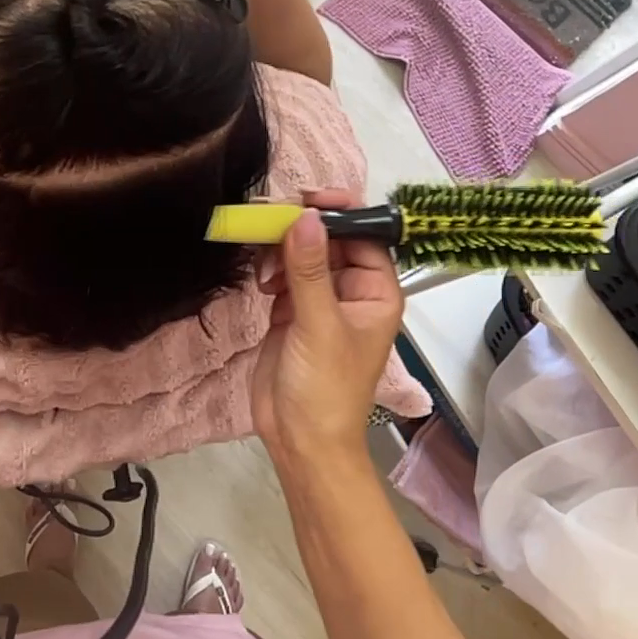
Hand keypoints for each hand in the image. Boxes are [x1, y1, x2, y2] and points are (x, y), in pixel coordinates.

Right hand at [251, 189, 404, 467]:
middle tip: (269, 221)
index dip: (340, 214)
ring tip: (264, 270)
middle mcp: (350, 291)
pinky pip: (281, 273)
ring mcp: (319, 300)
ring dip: (279, 251)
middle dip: (300, 230)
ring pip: (300, 254)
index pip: (364, 237)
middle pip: (328, 240)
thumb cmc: (325, 388)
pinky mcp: (290, 310)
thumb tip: (305, 217)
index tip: (307, 199)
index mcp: (375, 293)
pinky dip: (269, 270)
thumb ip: (309, 270)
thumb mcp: (318, 326)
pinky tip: (261, 283)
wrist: (298, 439)